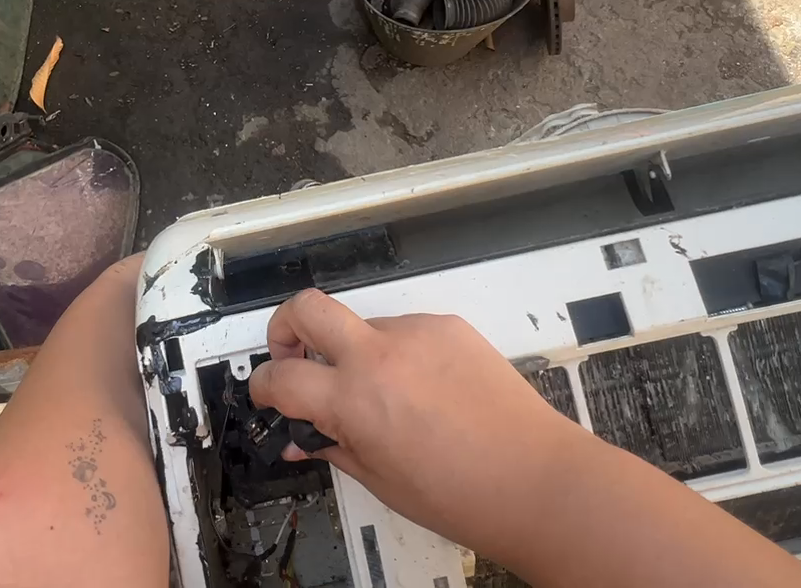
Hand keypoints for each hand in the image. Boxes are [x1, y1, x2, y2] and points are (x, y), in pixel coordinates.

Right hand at [246, 289, 587, 561]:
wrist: (536, 478)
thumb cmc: (465, 493)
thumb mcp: (381, 481)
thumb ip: (334, 447)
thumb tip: (302, 439)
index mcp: (355, 400)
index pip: (281, 376)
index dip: (264, 385)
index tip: (268, 390)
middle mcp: (379, 355)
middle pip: (306, 306)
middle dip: (285, 324)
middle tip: (294, 352)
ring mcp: (415, 333)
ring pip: (363, 324)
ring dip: (358, 350)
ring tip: (389, 394)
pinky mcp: (446, 324)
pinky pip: (406, 329)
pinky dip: (402, 353)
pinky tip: (425, 389)